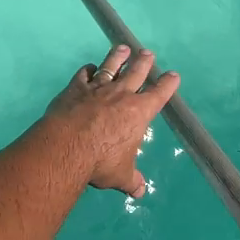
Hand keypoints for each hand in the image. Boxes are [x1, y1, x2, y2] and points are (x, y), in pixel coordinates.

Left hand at [34, 44, 180, 196]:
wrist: (66, 147)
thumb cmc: (101, 162)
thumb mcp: (121, 176)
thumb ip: (132, 180)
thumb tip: (140, 192)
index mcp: (138, 113)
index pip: (158, 94)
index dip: (167, 84)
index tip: (173, 75)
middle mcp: (120, 95)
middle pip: (135, 72)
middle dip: (143, 62)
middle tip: (147, 52)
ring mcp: (97, 88)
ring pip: (110, 66)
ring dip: (117, 56)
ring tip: (122, 47)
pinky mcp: (75, 88)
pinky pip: (83, 74)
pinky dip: (87, 69)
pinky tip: (89, 67)